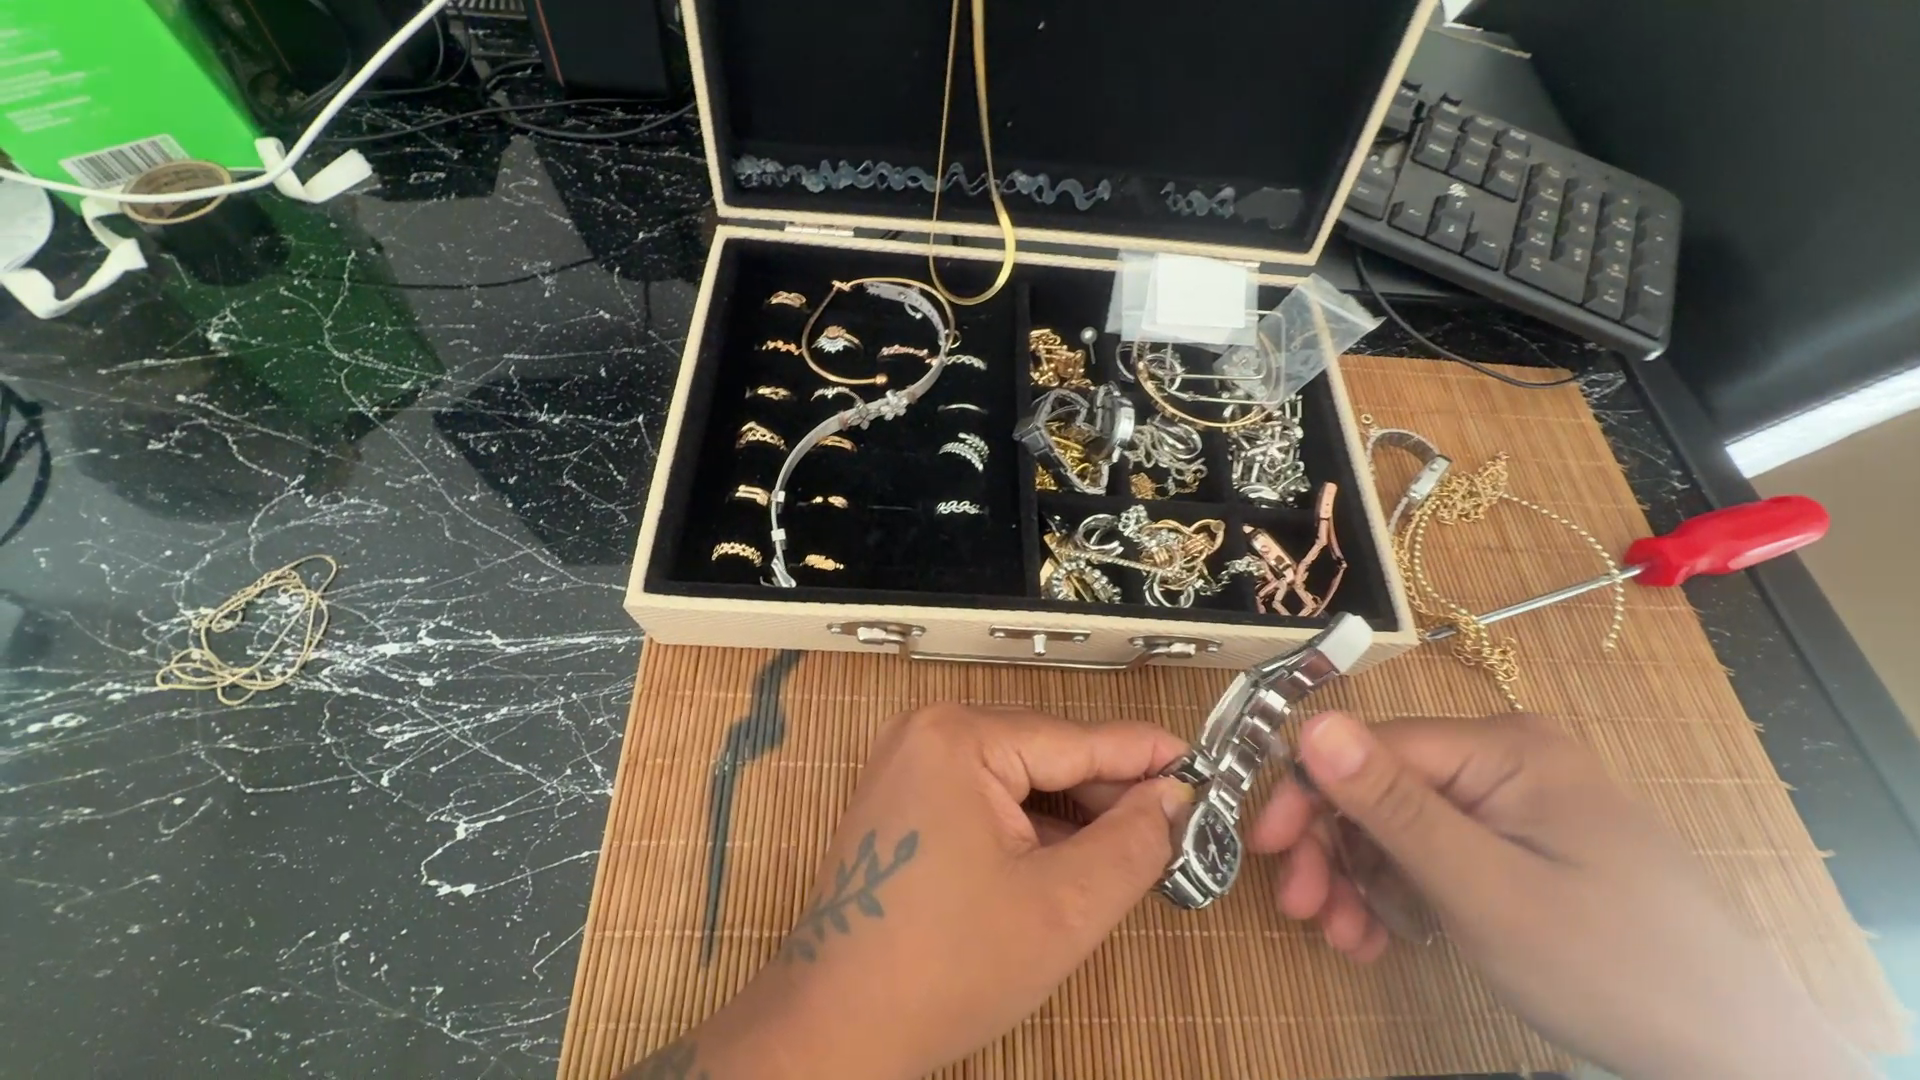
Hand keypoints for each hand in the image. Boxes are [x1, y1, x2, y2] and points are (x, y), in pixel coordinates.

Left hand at [629, 704, 1193, 1079]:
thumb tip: (1173, 800)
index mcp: (959, 737)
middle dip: (1107, 794)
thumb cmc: (945, 967)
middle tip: (1173, 827)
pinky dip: (1030, 824)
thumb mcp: (1063, 907)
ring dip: (1071, 813)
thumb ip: (1132, 843)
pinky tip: (1067, 858)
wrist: (840, 1024)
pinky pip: (986, 794)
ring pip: (1018, 776)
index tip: (1199, 766)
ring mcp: (909, 762)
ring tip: (1126, 851)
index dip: (1144, 756)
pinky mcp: (904, 795)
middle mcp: (928, 732)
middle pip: (1046, 754)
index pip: (1076, 739)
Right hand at [1249, 711, 1873, 1079]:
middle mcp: (1502, 759)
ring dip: (1357, 879)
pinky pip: (1433, 852)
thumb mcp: (1485, 890)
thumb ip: (1393, 805)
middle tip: (1305, 911)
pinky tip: (1378, 935)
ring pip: (1396, 825)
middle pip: (1378, 786)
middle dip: (1331, 848)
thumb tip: (1311, 722)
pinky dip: (1396, 893)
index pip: (1368, 748)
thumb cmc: (1609, 967)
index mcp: (1501, 748)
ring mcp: (1512, 802)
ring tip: (1344, 936)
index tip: (1266, 852)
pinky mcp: (1518, 843)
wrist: (1739, 1059)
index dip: (1308, 796)